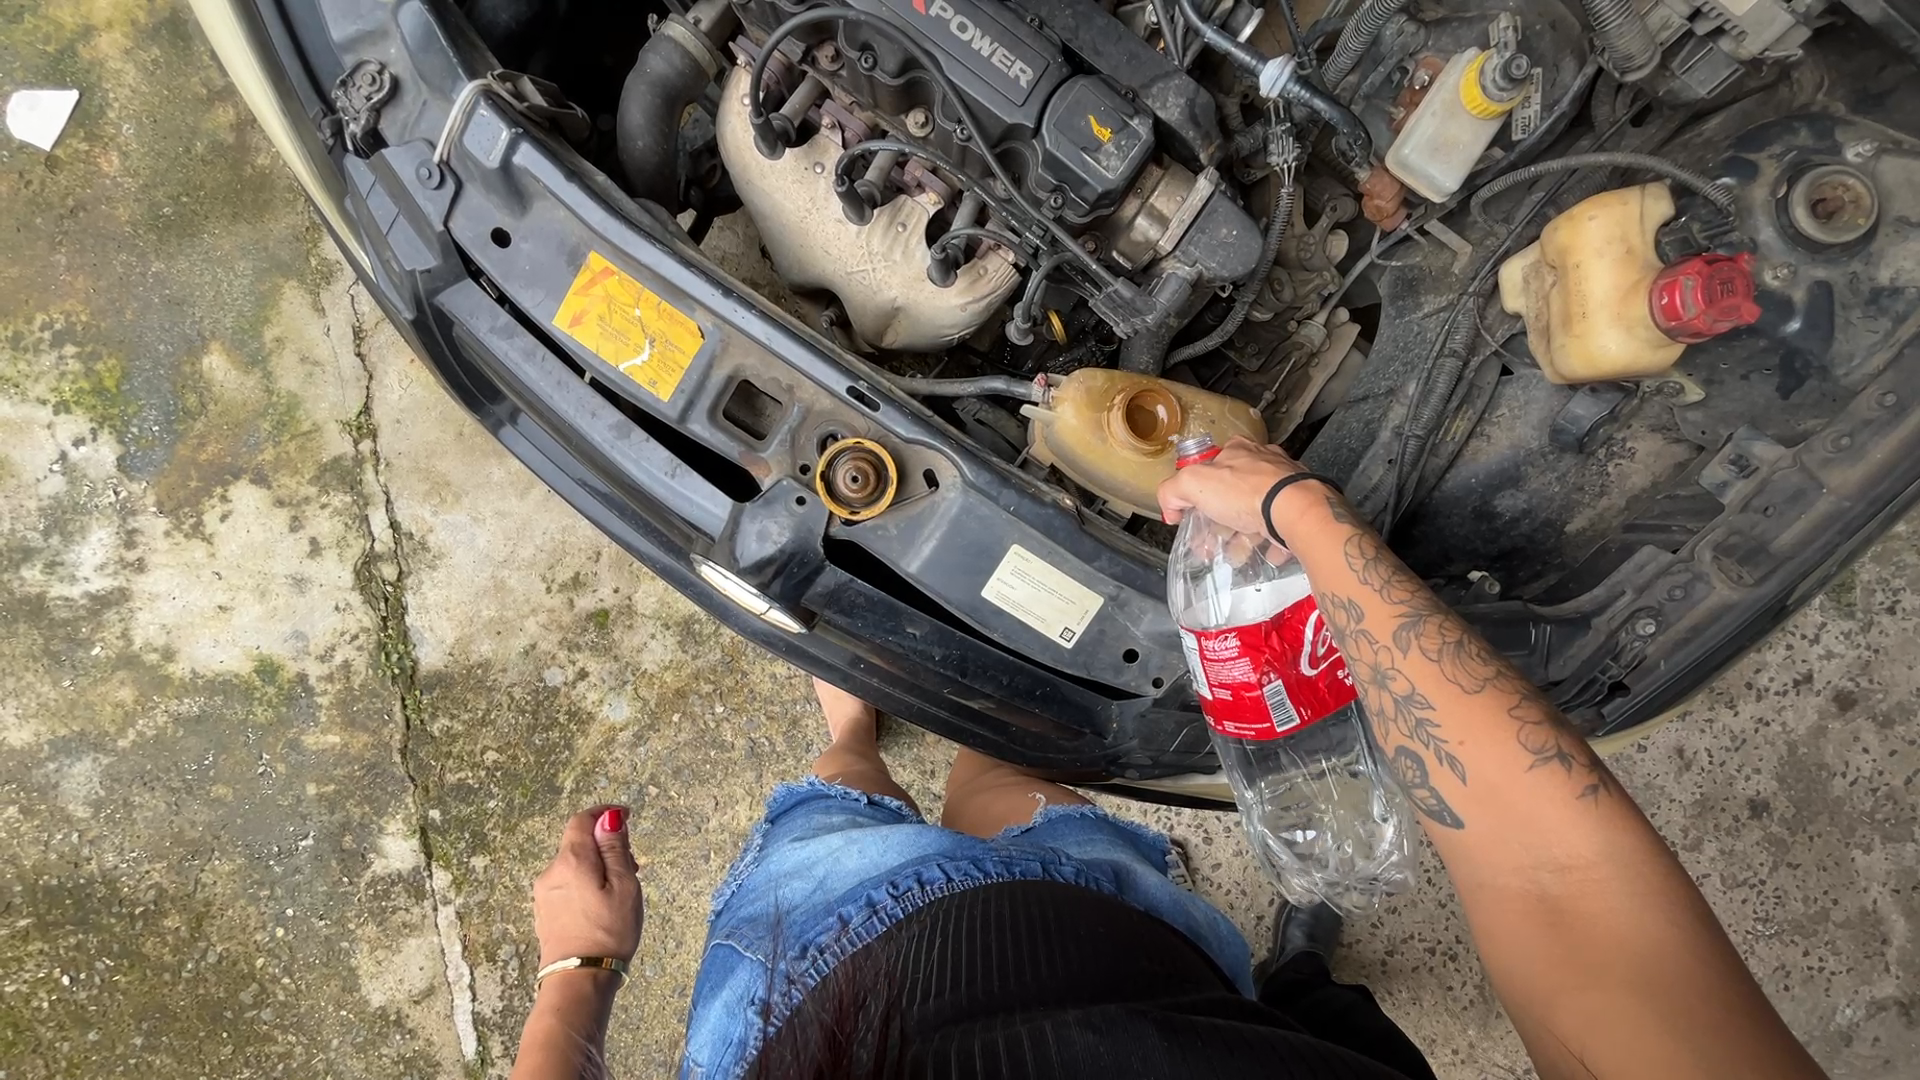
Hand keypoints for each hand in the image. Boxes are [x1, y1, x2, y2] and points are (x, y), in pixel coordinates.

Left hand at [532, 806, 643, 967]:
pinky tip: (603, 903)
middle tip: (632, 866)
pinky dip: (586, 881)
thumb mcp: (624, 883)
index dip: (604, 813)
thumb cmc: (609, 930)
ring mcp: (544, 895)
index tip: (626, 818)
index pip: (581, 820)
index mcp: (570, 861)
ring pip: (574, 864)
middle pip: (579, 843)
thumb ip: (615, 847)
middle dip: (606, 844)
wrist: (579, 981)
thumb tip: (608, 818)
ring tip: (621, 889)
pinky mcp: (544, 913)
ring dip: (598, 865)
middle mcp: (550, 873)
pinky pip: (567, 883)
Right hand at [1157, 436, 1321, 536]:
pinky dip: (1270, 540)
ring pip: (1256, 511)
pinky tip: (1262, 552)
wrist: (1296, 511)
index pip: (1210, 467)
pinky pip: (1281, 525)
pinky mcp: (1302, 505)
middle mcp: (1264, 461)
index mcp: (1237, 450)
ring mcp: (1286, 483)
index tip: (1194, 515)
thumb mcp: (1191, 483)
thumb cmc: (1245, 493)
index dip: (1198, 492)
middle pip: (1233, 492)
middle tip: (1211, 542)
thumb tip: (1171, 509)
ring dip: (1242, 534)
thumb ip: (1171, 491)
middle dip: (1220, 520)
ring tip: (1234, 555)